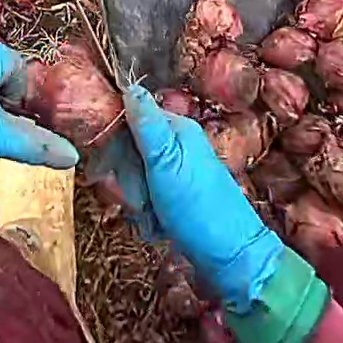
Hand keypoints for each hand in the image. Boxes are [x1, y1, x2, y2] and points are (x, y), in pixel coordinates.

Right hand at [121, 85, 283, 307]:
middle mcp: (178, 145)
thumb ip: (146, 124)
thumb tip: (129, 85)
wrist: (232, 257)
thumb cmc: (197, 207)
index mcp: (177, 129)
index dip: (117, 143)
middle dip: (128, 180)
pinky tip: (157, 228)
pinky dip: (149, 215)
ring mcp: (178, 171)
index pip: (131, 118)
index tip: (110, 168)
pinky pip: (149, 199)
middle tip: (140, 200)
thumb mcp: (165, 162)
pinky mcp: (178, 196)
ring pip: (137, 178)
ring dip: (138, 202)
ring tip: (152, 218)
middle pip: (131, 151)